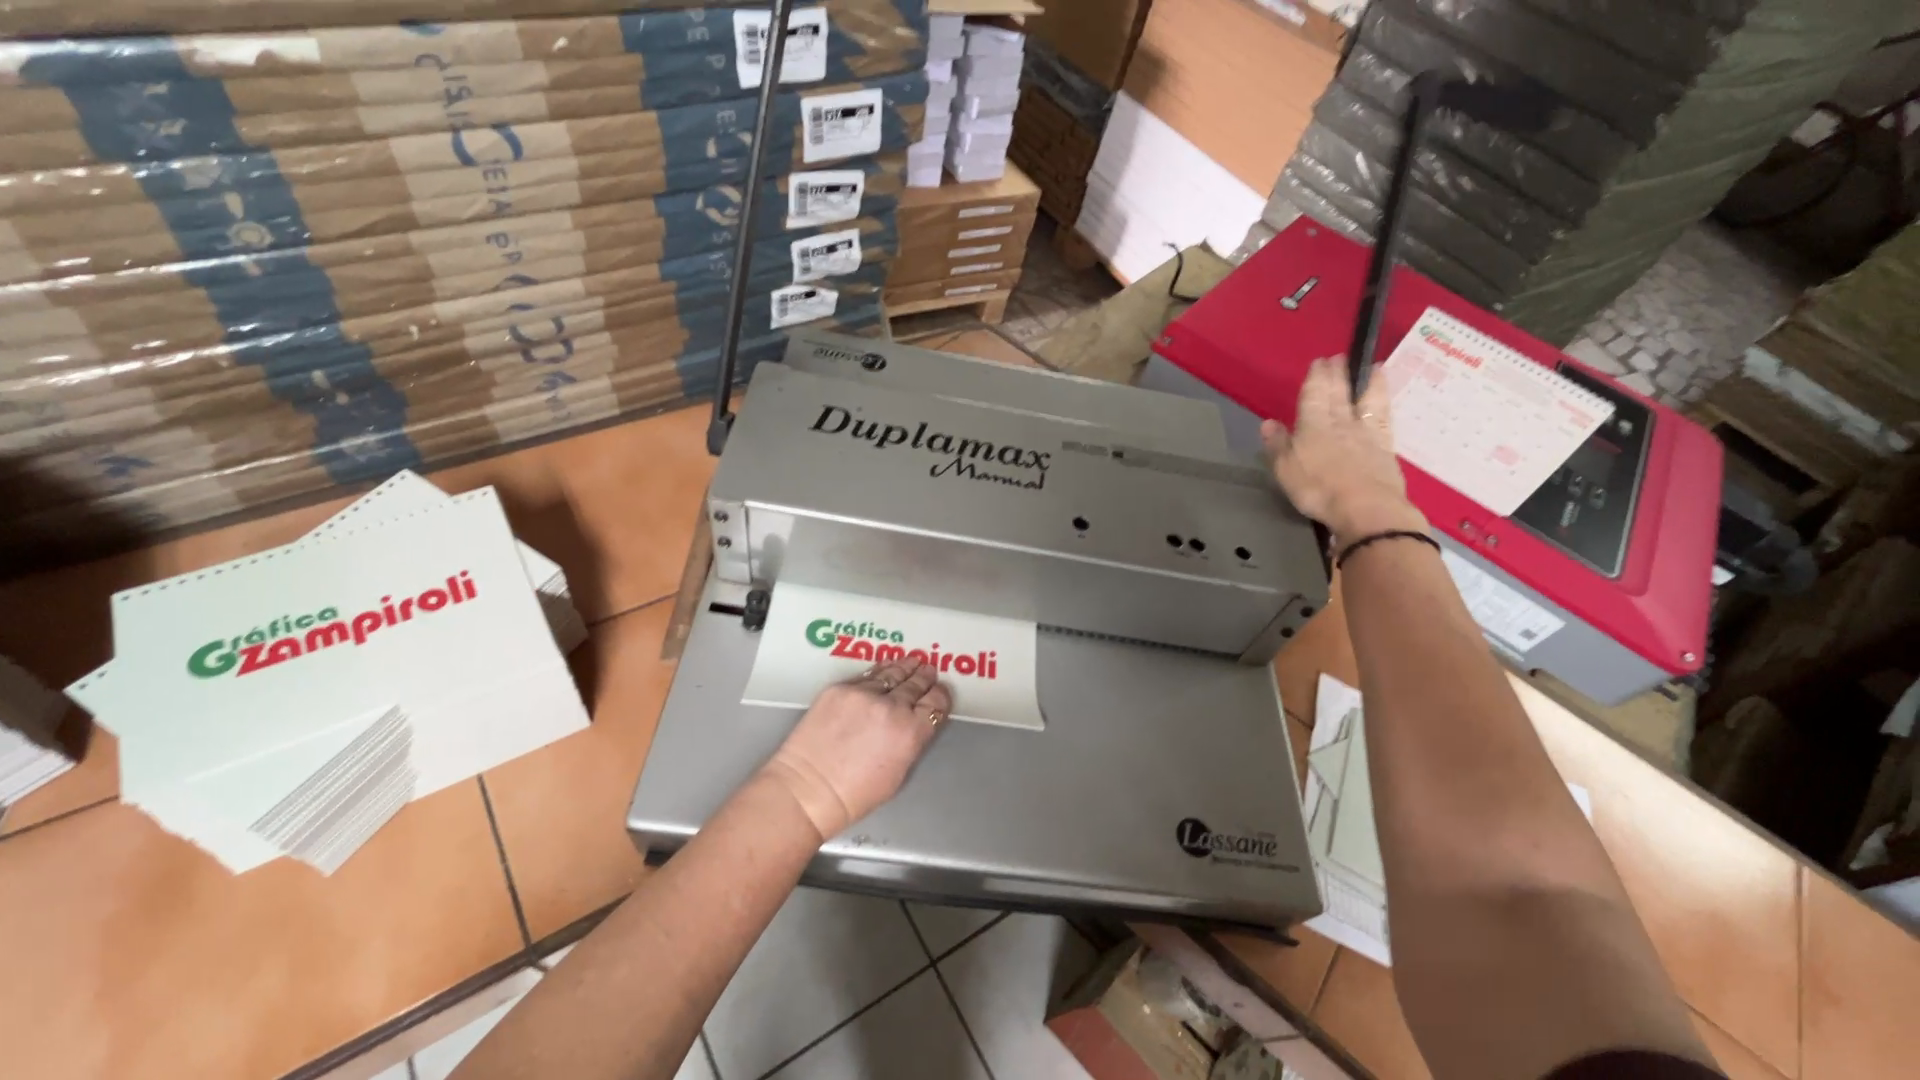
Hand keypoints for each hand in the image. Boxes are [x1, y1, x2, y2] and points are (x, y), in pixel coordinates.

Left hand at [762, 656, 952, 841]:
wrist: (808, 790)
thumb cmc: (854, 794)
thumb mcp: (899, 773)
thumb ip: (911, 742)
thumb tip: (915, 723)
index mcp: (910, 732)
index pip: (936, 703)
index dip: (940, 696)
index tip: (940, 692)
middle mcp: (891, 707)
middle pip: (915, 684)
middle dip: (924, 678)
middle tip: (929, 670)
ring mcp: (863, 694)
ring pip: (891, 674)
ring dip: (904, 668)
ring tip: (911, 662)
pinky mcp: (839, 689)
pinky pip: (866, 676)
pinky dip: (878, 673)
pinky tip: (883, 670)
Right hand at [1262, 356, 1425, 539]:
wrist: (1366, 507)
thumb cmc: (1318, 490)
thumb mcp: (1286, 470)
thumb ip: (1277, 445)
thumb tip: (1268, 422)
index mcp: (1314, 426)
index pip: (1315, 395)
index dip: (1316, 378)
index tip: (1320, 361)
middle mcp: (1341, 423)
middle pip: (1339, 394)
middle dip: (1338, 374)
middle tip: (1340, 358)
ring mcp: (1367, 434)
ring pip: (1367, 401)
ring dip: (1369, 383)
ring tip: (1374, 368)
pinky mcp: (1386, 448)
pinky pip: (1384, 420)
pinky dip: (1385, 406)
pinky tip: (1385, 401)